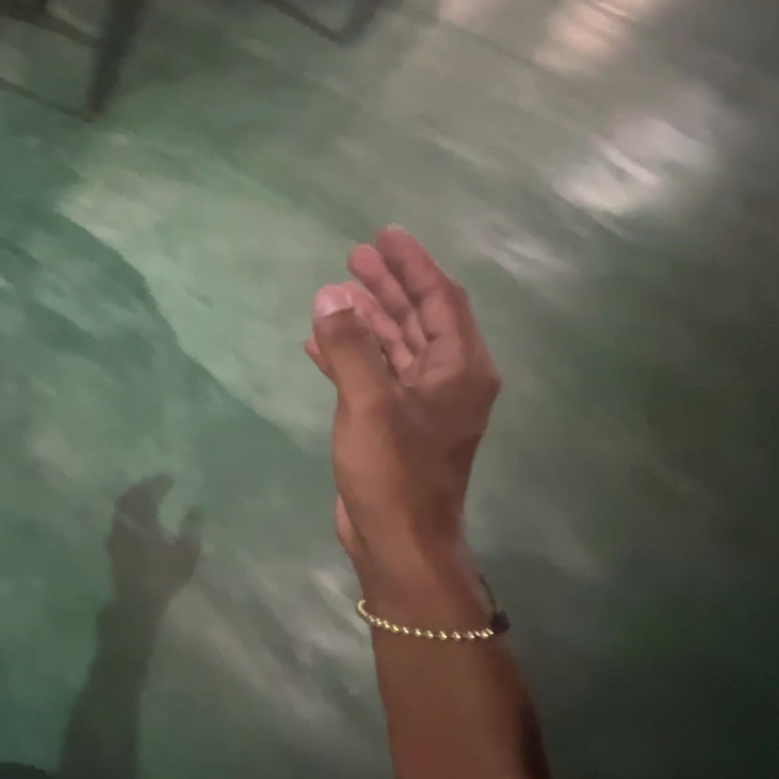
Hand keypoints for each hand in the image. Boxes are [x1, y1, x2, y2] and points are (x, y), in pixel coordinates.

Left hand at [105, 475, 202, 612]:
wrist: (135, 601)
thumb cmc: (163, 578)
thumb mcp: (186, 555)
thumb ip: (192, 530)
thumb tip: (197, 509)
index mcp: (142, 521)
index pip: (147, 494)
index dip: (158, 483)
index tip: (170, 478)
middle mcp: (125, 524)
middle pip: (129, 497)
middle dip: (141, 487)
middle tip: (154, 484)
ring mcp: (115, 535)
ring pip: (121, 509)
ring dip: (132, 499)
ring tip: (145, 498)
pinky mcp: (112, 547)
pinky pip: (118, 520)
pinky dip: (127, 513)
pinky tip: (136, 520)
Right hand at [305, 228, 499, 577]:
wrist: (399, 541)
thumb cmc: (394, 472)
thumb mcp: (369, 404)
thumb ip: (350, 347)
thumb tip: (330, 295)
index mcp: (459, 369)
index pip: (439, 301)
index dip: (412, 266)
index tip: (384, 237)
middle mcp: (447, 380)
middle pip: (418, 318)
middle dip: (387, 286)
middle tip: (353, 256)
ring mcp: (419, 404)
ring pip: (395, 345)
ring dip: (367, 318)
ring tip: (336, 291)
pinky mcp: (391, 424)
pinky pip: (373, 374)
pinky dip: (349, 355)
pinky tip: (319, 343)